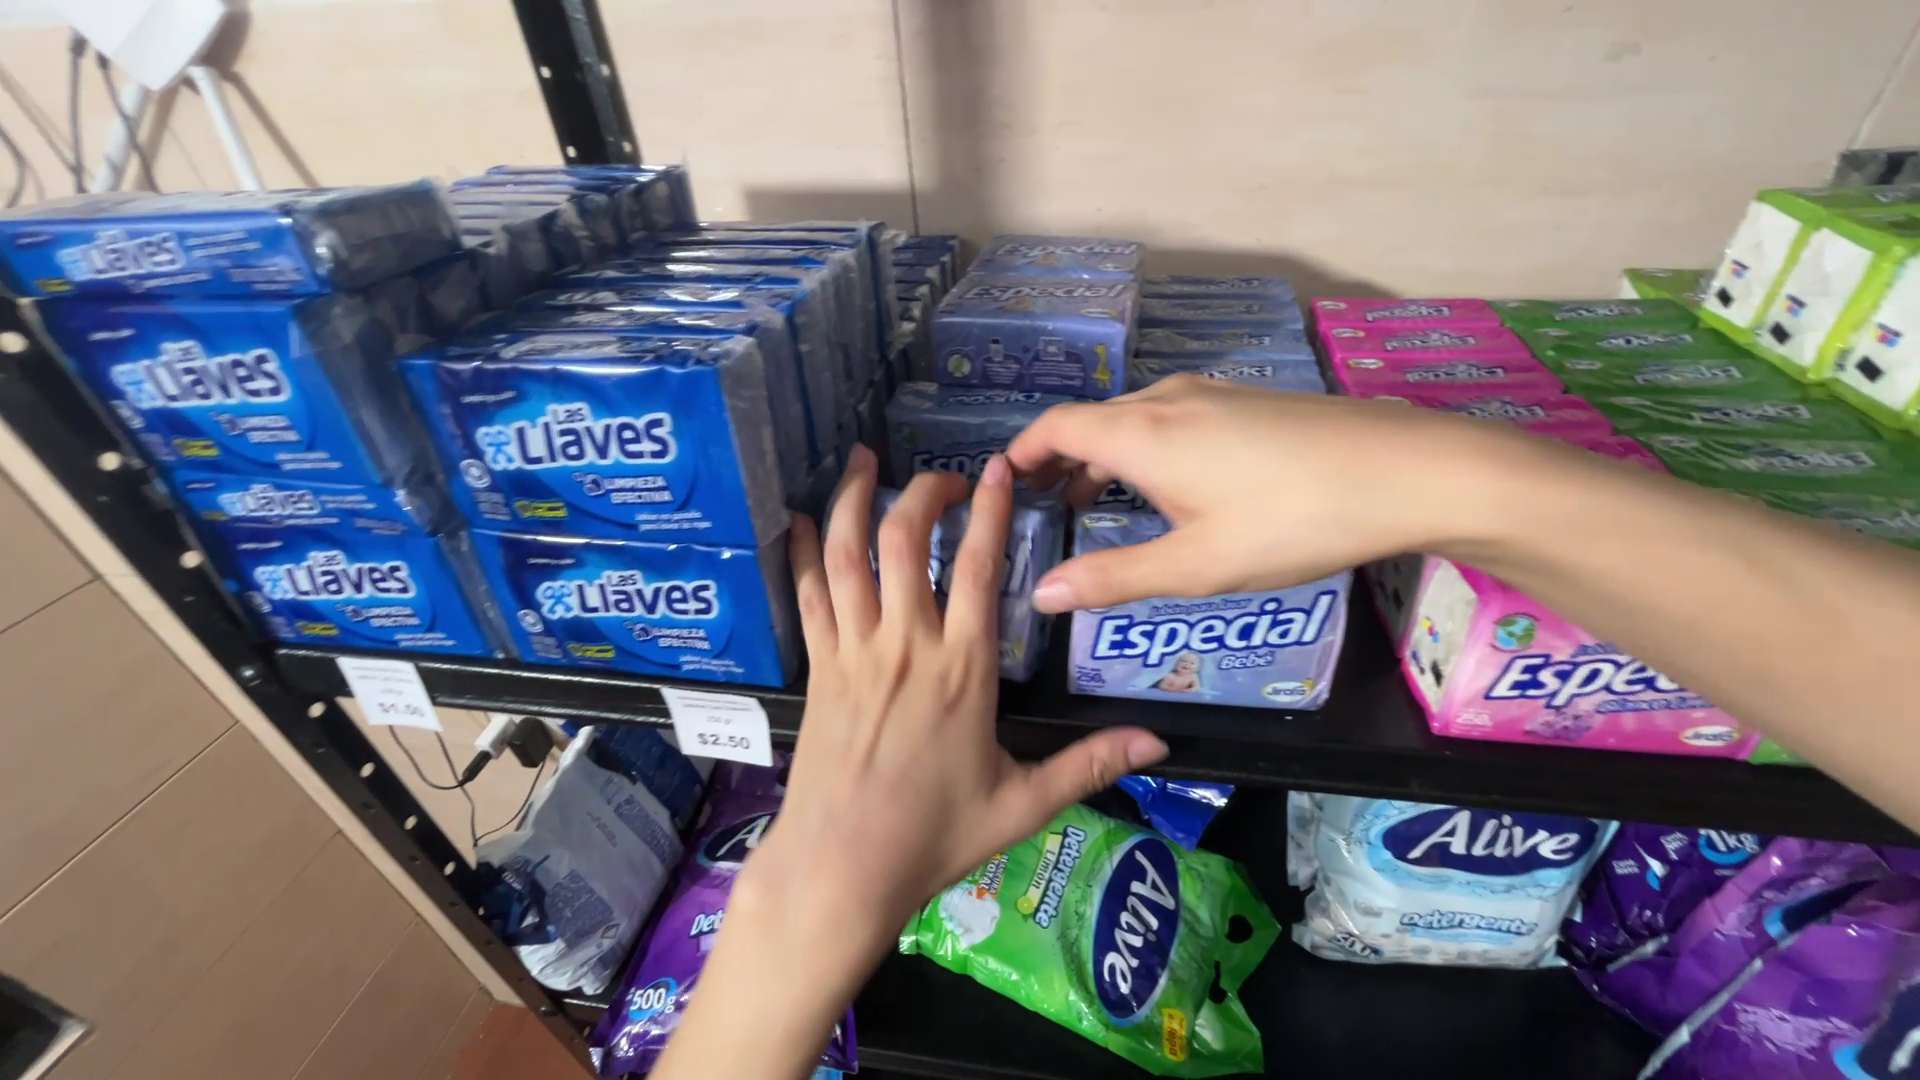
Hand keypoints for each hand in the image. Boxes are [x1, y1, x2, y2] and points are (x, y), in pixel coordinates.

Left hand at [747, 443, 1167, 958]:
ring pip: (848, 554)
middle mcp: (907, 645)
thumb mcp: (1022, 804)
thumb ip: (1088, 764)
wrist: (842, 870)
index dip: (991, 512)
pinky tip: (799, 520)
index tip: (995, 470)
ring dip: (852, 499)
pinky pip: (808, 595)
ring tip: (859, 458)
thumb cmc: (934, 838)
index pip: (982, 569)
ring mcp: (854, 652)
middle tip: (943, 478)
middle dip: (923, 492)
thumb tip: (1159, 744)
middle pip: (906, 541)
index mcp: (964, 670)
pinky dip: (803, 552)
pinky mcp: (818, 668)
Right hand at [1006, 375, 1511, 612]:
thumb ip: (1112, 577)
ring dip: (1101, 456)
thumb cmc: (1289, 520)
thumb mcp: (1193, 565)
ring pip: (1133, 419)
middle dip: (1057, 460)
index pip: (1056, 426)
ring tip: (1093, 501)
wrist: (1407, 471)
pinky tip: (1167, 486)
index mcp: (1141, 432)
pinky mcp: (1247, 403)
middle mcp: (1167, 399)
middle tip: (1043, 505)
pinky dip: (1142, 448)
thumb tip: (1042, 594)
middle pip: (1091, 421)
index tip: (1004, 483)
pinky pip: (1170, 418)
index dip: (1023, 451)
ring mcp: (1212, 394)